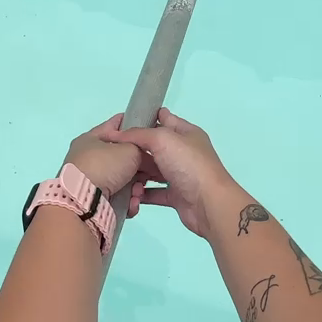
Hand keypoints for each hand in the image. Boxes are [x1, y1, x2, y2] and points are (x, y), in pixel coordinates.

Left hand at [63, 114, 146, 195]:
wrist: (82, 202)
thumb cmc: (104, 166)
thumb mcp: (130, 149)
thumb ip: (142, 150)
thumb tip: (145, 159)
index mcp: (91, 138)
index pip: (115, 124)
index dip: (133, 123)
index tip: (149, 127)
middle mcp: (88, 157)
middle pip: (122, 156)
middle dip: (139, 165)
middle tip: (151, 170)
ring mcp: (90, 180)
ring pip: (122, 179)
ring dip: (135, 186)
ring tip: (138, 191)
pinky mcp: (93, 200)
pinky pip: (117, 197)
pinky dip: (127, 200)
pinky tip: (132, 203)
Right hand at [103, 108, 242, 239]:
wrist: (208, 204)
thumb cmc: (188, 164)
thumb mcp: (162, 139)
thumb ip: (138, 134)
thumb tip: (117, 134)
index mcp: (185, 133)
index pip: (164, 118)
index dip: (144, 117)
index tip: (121, 121)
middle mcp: (183, 152)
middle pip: (154, 146)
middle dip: (135, 148)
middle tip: (113, 150)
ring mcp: (180, 174)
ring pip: (152, 170)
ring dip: (137, 172)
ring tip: (119, 172)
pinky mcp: (175, 195)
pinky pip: (153, 192)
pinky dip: (141, 193)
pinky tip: (128, 193)